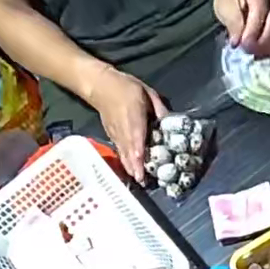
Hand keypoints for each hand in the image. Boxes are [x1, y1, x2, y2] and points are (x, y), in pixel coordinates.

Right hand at [82, 65, 166, 181]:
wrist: (100, 87)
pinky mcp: (112, 136)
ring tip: (137, 180)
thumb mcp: (147, 92)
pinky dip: (125, 161)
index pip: (136, 138)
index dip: (138, 154)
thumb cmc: (126, 88)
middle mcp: (123, 129)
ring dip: (130, 167)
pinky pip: (120, 151)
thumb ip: (159, 108)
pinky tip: (130, 170)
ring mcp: (116, 134)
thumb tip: (169, 123)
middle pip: (129, 151)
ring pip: (123, 154)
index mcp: (133, 117)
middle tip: (142, 182)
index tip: (142, 167)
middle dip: (135, 167)